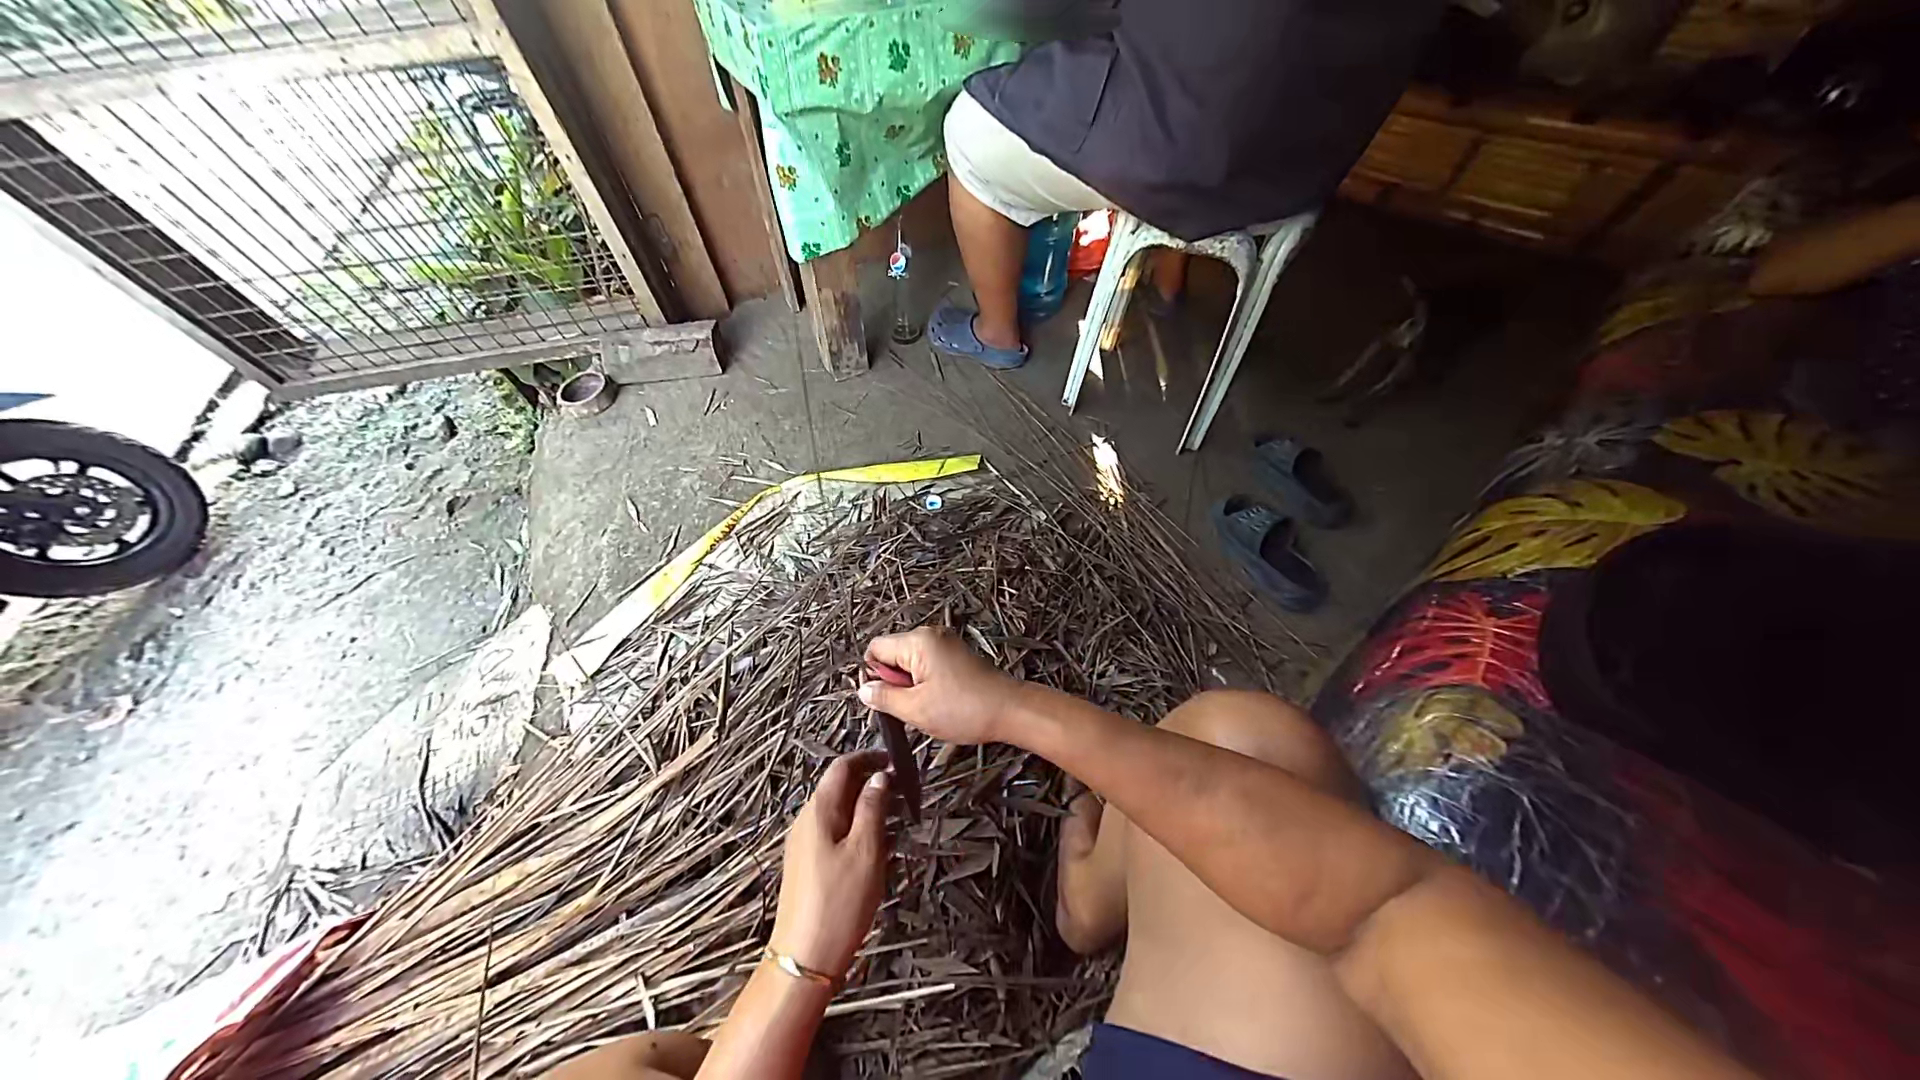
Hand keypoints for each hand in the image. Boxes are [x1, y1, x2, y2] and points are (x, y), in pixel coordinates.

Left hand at [770, 751, 893, 977]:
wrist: (805, 960)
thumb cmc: (838, 904)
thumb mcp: (866, 849)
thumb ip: (873, 807)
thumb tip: (880, 777)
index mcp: (818, 811)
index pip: (842, 766)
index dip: (869, 759)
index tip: (894, 762)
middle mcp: (807, 822)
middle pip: (840, 787)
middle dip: (871, 783)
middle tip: (902, 792)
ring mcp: (805, 844)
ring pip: (840, 811)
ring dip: (867, 808)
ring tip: (897, 820)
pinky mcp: (809, 865)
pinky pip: (836, 834)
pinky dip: (858, 830)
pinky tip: (879, 848)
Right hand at [859, 627, 1020, 744]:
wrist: (1009, 710)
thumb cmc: (968, 708)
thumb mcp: (915, 709)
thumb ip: (883, 698)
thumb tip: (865, 691)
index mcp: (918, 642)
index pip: (875, 649)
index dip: (873, 675)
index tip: (884, 698)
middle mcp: (931, 635)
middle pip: (892, 654)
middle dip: (895, 681)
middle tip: (911, 705)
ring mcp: (945, 644)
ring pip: (910, 663)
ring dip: (911, 685)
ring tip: (928, 705)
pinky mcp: (956, 656)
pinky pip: (927, 666)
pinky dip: (926, 683)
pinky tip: (939, 702)